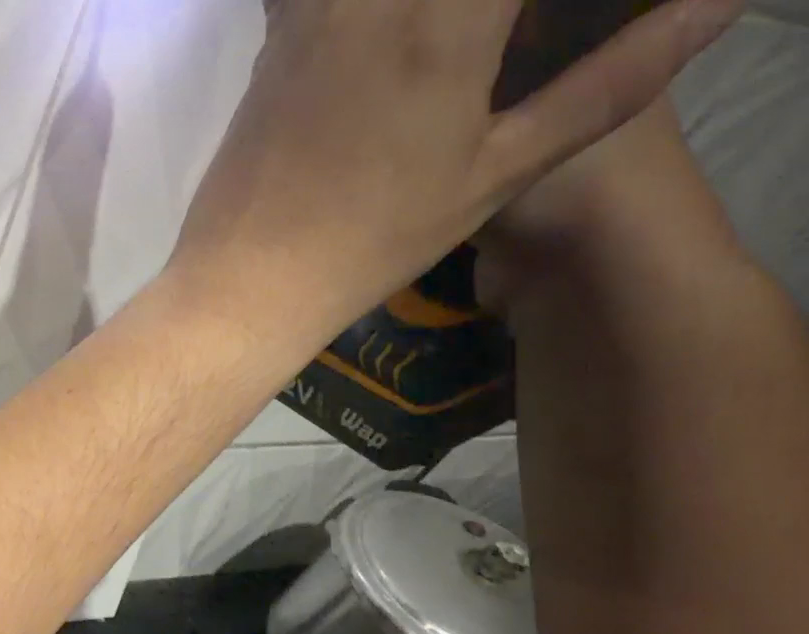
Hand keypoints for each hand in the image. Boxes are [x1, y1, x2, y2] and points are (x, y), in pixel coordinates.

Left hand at [168, 0, 742, 346]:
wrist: (245, 280)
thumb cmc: (372, 239)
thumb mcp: (500, 171)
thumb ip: (609, 83)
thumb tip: (714, 8)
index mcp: (448, 18)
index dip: (549, 3)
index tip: (539, 30)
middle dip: (487, 7)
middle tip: (494, 36)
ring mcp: (311, 14)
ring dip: (424, 7)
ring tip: (455, 42)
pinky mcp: (272, 42)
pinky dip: (353, 5)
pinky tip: (378, 30)